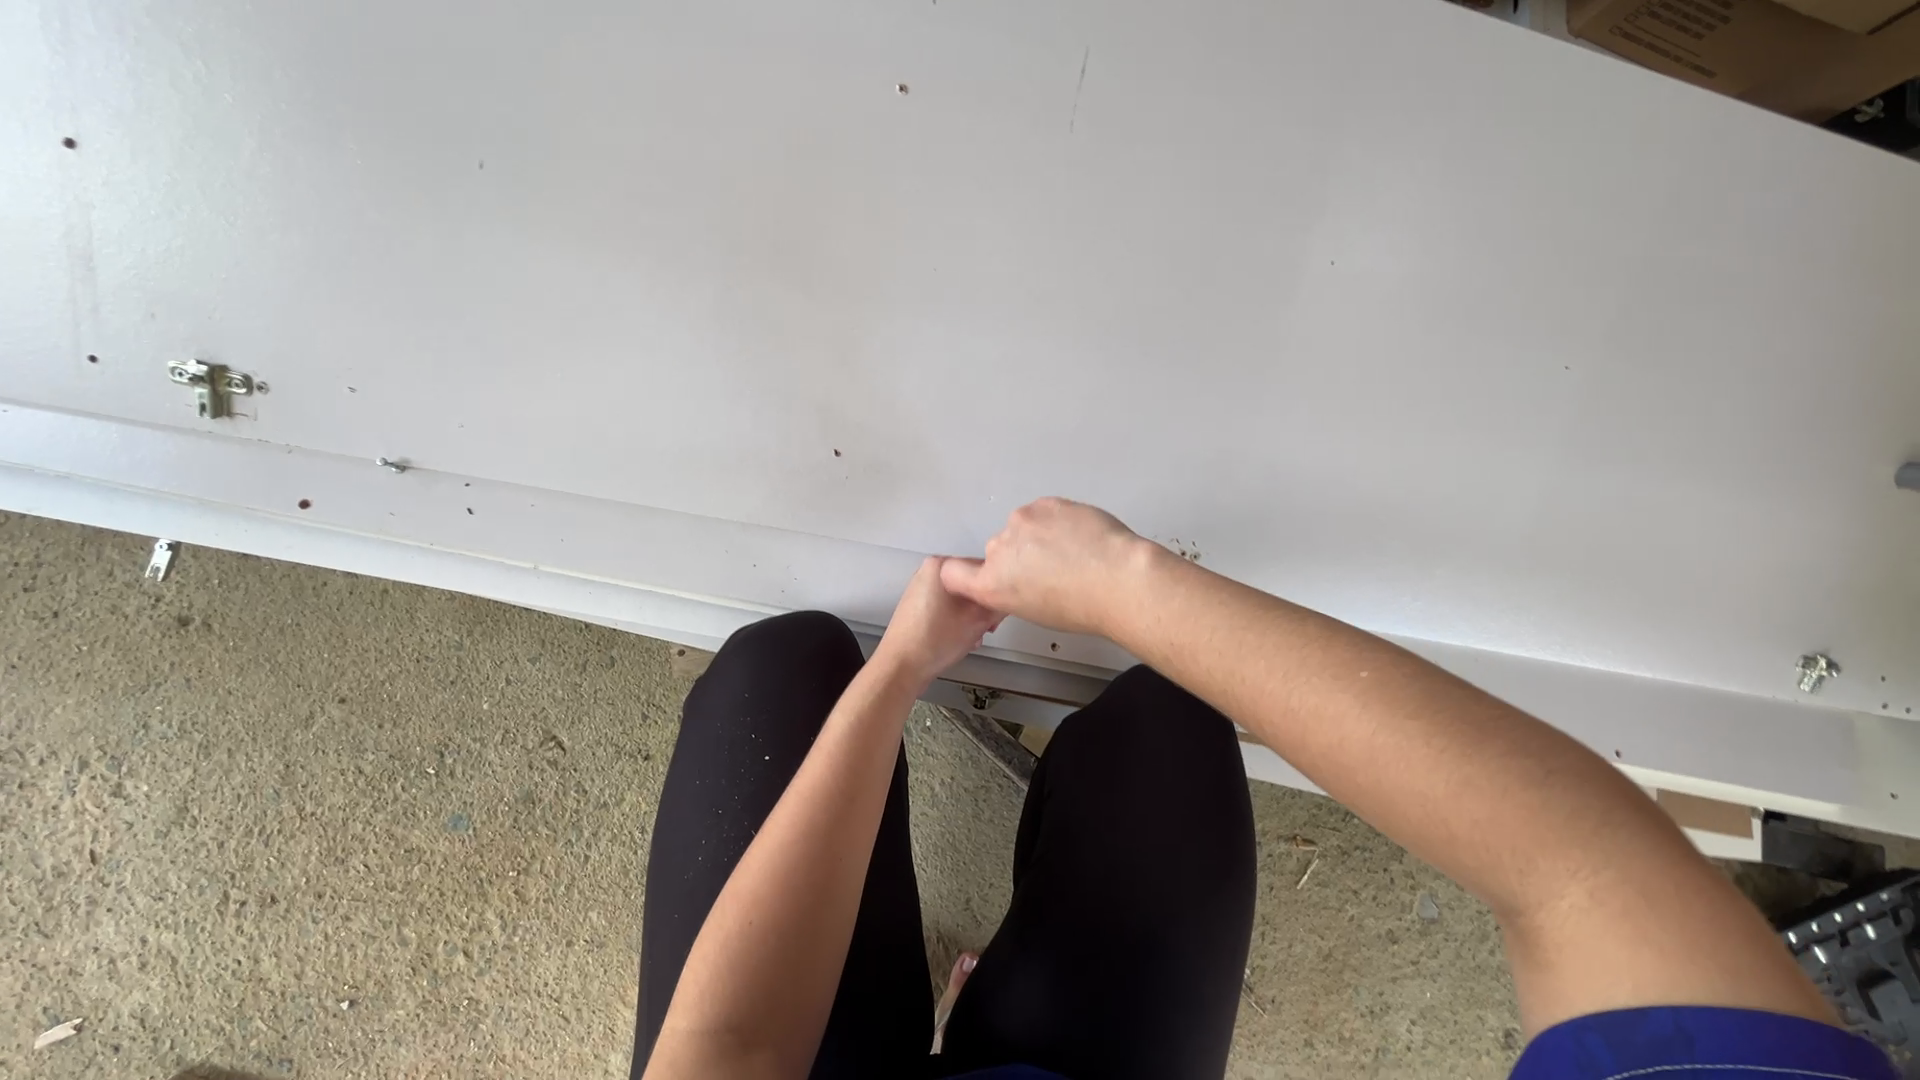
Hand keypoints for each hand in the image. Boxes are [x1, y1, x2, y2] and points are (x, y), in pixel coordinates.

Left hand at [872, 557, 1002, 686]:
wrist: (901, 667)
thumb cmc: (931, 643)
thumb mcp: (978, 620)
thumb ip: (997, 603)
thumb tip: (1007, 597)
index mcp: (939, 566)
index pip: (983, 568)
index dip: (996, 591)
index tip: (1000, 609)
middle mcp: (927, 572)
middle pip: (970, 584)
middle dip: (983, 606)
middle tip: (988, 625)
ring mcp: (921, 590)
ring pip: (960, 598)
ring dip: (972, 616)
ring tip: (973, 635)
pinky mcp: (918, 607)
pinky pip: (948, 608)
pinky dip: (958, 621)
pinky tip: (961, 638)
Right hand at [941, 497, 1160, 635]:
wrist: (1118, 579)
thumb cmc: (1085, 605)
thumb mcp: (1036, 612)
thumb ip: (1014, 592)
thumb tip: (1022, 581)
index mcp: (992, 586)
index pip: (953, 572)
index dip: (966, 572)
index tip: (982, 572)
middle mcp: (999, 551)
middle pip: (997, 548)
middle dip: (1018, 554)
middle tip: (1050, 568)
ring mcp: (1021, 523)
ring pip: (1023, 526)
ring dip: (1039, 534)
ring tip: (1071, 552)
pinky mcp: (1045, 504)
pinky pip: (1045, 511)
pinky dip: (1058, 520)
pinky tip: (1079, 537)